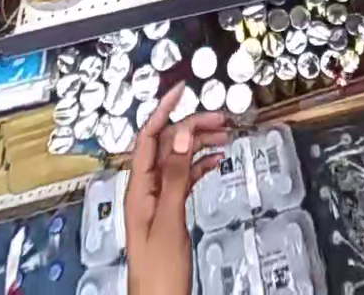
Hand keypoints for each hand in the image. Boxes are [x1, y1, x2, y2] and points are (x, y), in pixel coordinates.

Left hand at [125, 82, 229, 294]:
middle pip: (167, 144)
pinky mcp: (170, 211)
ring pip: (178, 159)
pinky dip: (200, 166)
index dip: (163, 109)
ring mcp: (157, 199)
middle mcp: (146, 187)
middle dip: (192, 126)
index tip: (181, 90)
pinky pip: (184, 178)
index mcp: (139, 186)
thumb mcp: (169, 220)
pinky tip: (215, 161)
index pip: (149, 135)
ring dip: (199, 144)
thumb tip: (182, 134)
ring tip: (224, 136)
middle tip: (219, 118)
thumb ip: (175, 175)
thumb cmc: (160, 273)